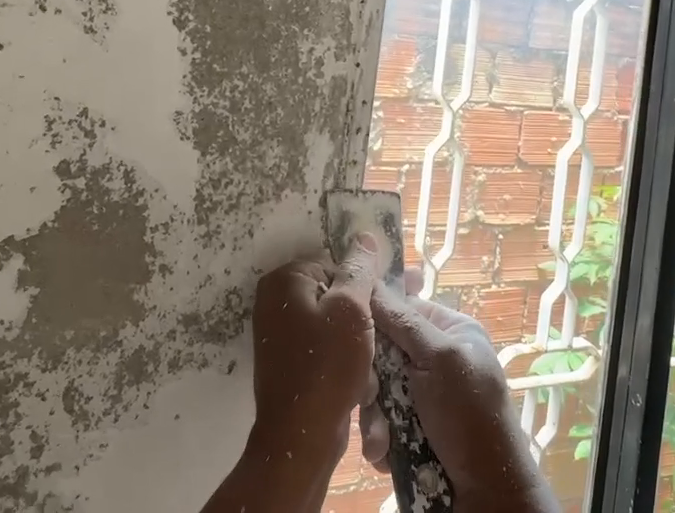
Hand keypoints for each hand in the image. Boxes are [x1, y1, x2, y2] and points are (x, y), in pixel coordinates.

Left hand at [247, 233, 384, 463]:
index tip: (399, 296)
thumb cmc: (326, 366)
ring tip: (374, 366)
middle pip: (335, 297)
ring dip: (359, 346)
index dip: (367, 283)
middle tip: (393, 331)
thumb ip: (358, 271)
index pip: (334, 267)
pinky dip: (346, 364)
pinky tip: (362, 382)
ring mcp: (280, 335)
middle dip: (366, 317)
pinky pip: (327, 352)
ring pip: (335, 328)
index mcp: (284, 281)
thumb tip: (364, 237)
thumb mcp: (350, 310)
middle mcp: (275, 302)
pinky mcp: (290, 364)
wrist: (300, 437)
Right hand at [369, 287, 559, 512]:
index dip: (377, 318)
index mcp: (450, 331)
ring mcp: (422, 395)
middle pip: (383, 351)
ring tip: (382, 440)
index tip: (354, 331)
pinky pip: (380, 420)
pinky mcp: (410, 427)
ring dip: (375, 418)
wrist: (487, 494)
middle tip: (373, 398)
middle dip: (373, 381)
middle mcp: (436, 358)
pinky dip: (380, 439)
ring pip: (377, 390)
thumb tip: (370, 279)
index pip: (402, 307)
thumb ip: (404, 321)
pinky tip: (385, 452)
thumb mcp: (440, 358)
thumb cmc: (470, 415)